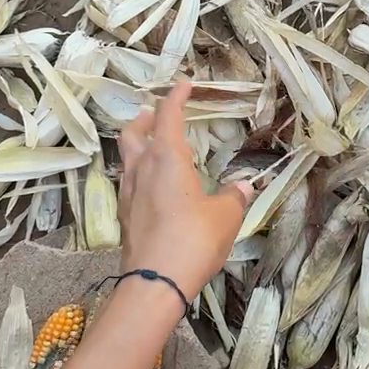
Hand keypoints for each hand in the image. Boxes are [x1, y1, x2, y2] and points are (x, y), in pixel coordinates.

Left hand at [116, 82, 251, 302]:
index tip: (185, 84)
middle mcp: (142, 168)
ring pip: (127, 157)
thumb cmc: (193, 239)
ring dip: (138, 145)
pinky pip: (128, 182)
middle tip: (155, 114)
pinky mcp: (124, 216)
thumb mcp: (225, 216)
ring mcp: (128, 192)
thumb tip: (243, 186)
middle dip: (145, 118)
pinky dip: (139, 172)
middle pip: (133, 131)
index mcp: (167, 157)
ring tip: (153, 147)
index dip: (177, 97)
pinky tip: (152, 185)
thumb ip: (234, 197)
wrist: (154, 284)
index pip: (168, 114)